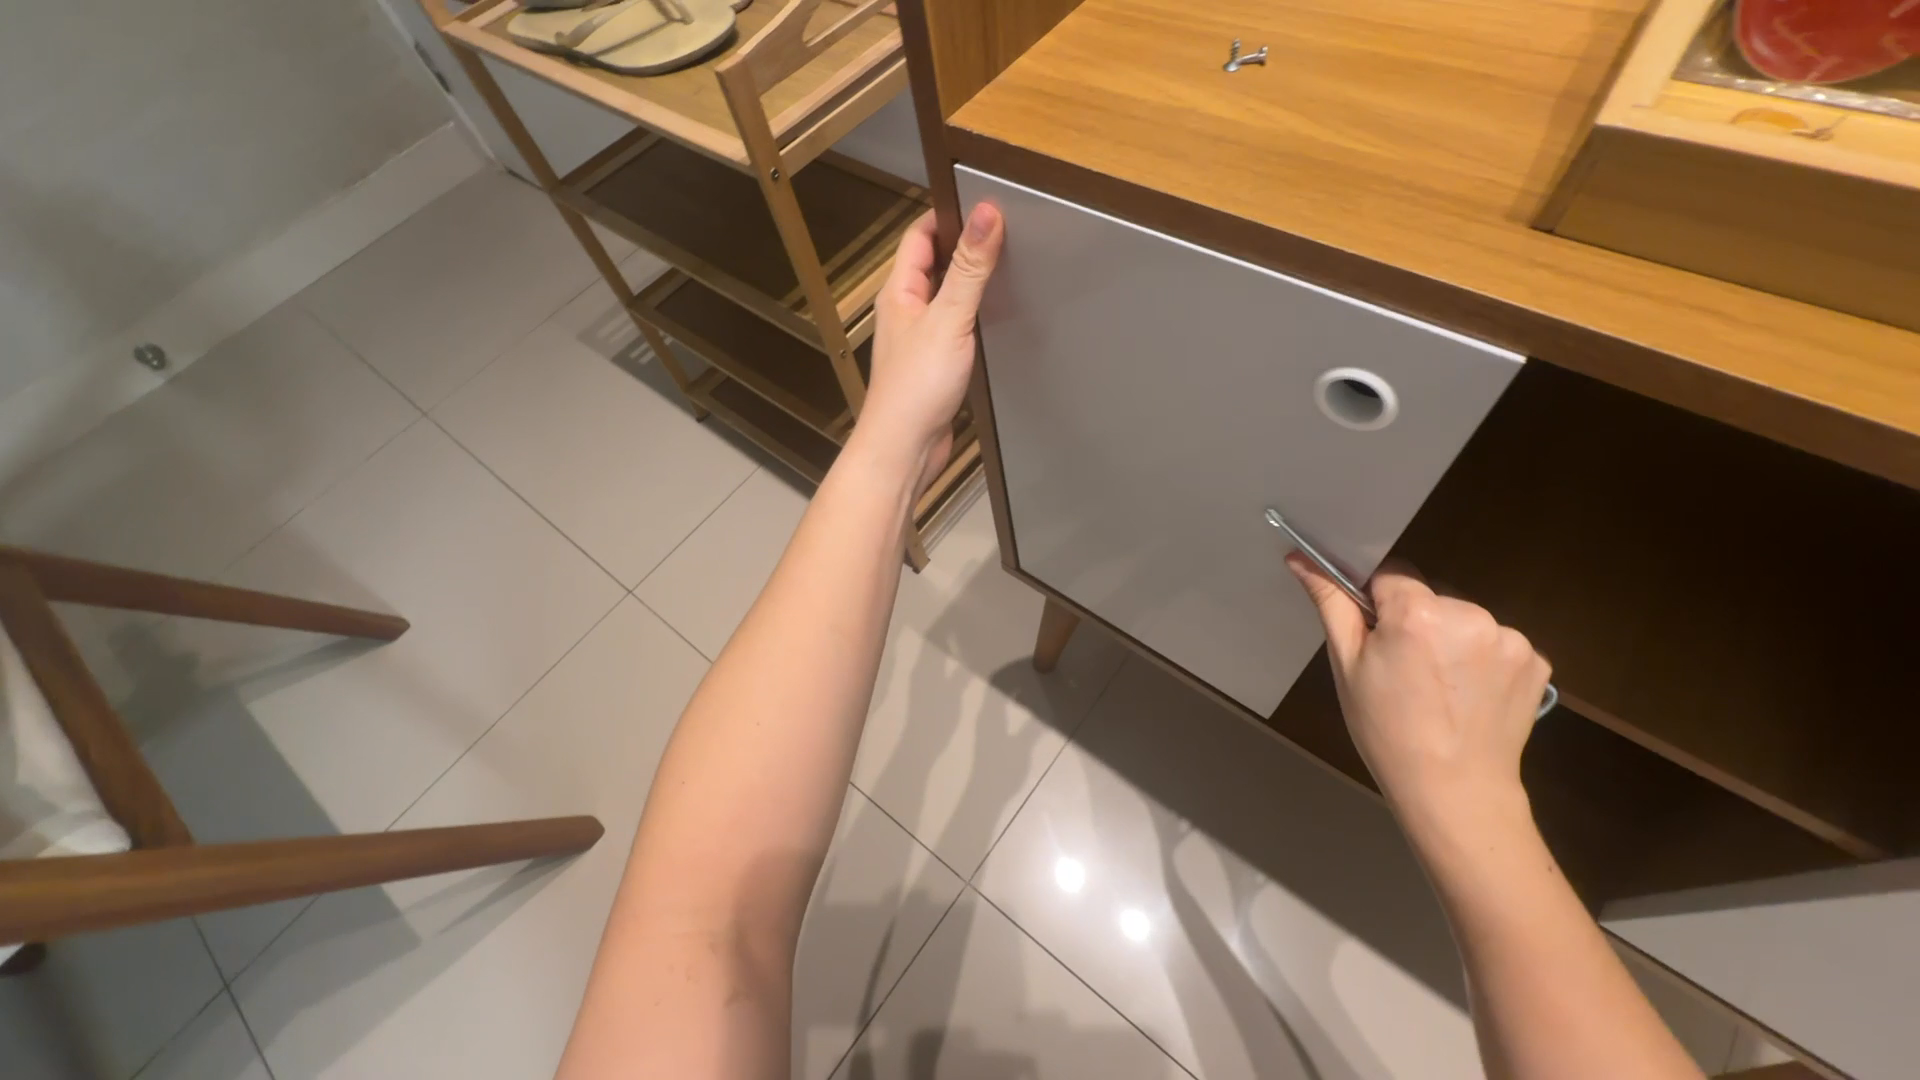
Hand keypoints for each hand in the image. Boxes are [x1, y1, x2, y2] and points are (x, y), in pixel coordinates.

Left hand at [856, 204, 1004, 491]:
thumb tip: (987, 214)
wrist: (905, 448)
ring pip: (945, 301)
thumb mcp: (949, 319)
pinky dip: (973, 322)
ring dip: (969, 288)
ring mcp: (918, 341)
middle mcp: (905, 313)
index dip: (948, 217)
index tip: (982, 206)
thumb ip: (969, 268)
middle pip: (934, 266)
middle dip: (964, 250)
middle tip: (1002, 237)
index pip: (920, 236)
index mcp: (899, 293)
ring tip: (1005, 275)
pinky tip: (994, 326)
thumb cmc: (915, 388)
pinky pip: (954, 331)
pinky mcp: (933, 367)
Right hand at [1287, 555, 1550, 841]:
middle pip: (1430, 596)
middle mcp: (1471, 613)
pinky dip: (1481, 659)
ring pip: (1464, 619)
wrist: (1454, 792)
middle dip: (1415, 620)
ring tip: (1437, 686)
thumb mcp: (1346, 666)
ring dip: (1449, 639)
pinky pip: (1496, 643)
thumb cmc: (1385, 730)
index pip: (1391, 574)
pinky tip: (1468, 694)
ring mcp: (1512, 637)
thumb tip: (1298, 557)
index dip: (1376, 602)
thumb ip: (1330, 603)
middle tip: (1401, 668)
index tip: (1372, 636)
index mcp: (1418, 611)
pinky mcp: (1537, 660)